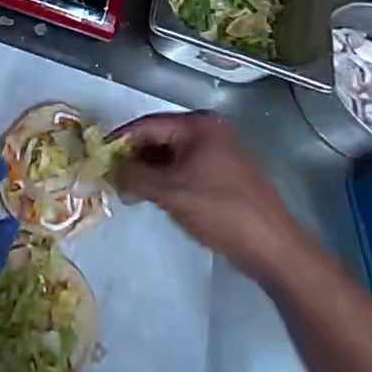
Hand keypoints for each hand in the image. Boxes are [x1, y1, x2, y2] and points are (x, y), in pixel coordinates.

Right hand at [114, 113, 315, 285]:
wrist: (273, 247)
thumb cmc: (220, 210)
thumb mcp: (170, 192)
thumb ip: (135, 177)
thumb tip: (110, 170)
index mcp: (198, 125)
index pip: (148, 124)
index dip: (120, 139)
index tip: (98, 154)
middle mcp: (209, 130)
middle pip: (159, 137)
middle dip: (134, 157)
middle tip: (111, 176)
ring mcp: (219, 151)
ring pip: (171, 155)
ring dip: (149, 171)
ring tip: (129, 191)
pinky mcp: (224, 173)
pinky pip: (185, 167)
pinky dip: (167, 179)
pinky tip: (153, 197)